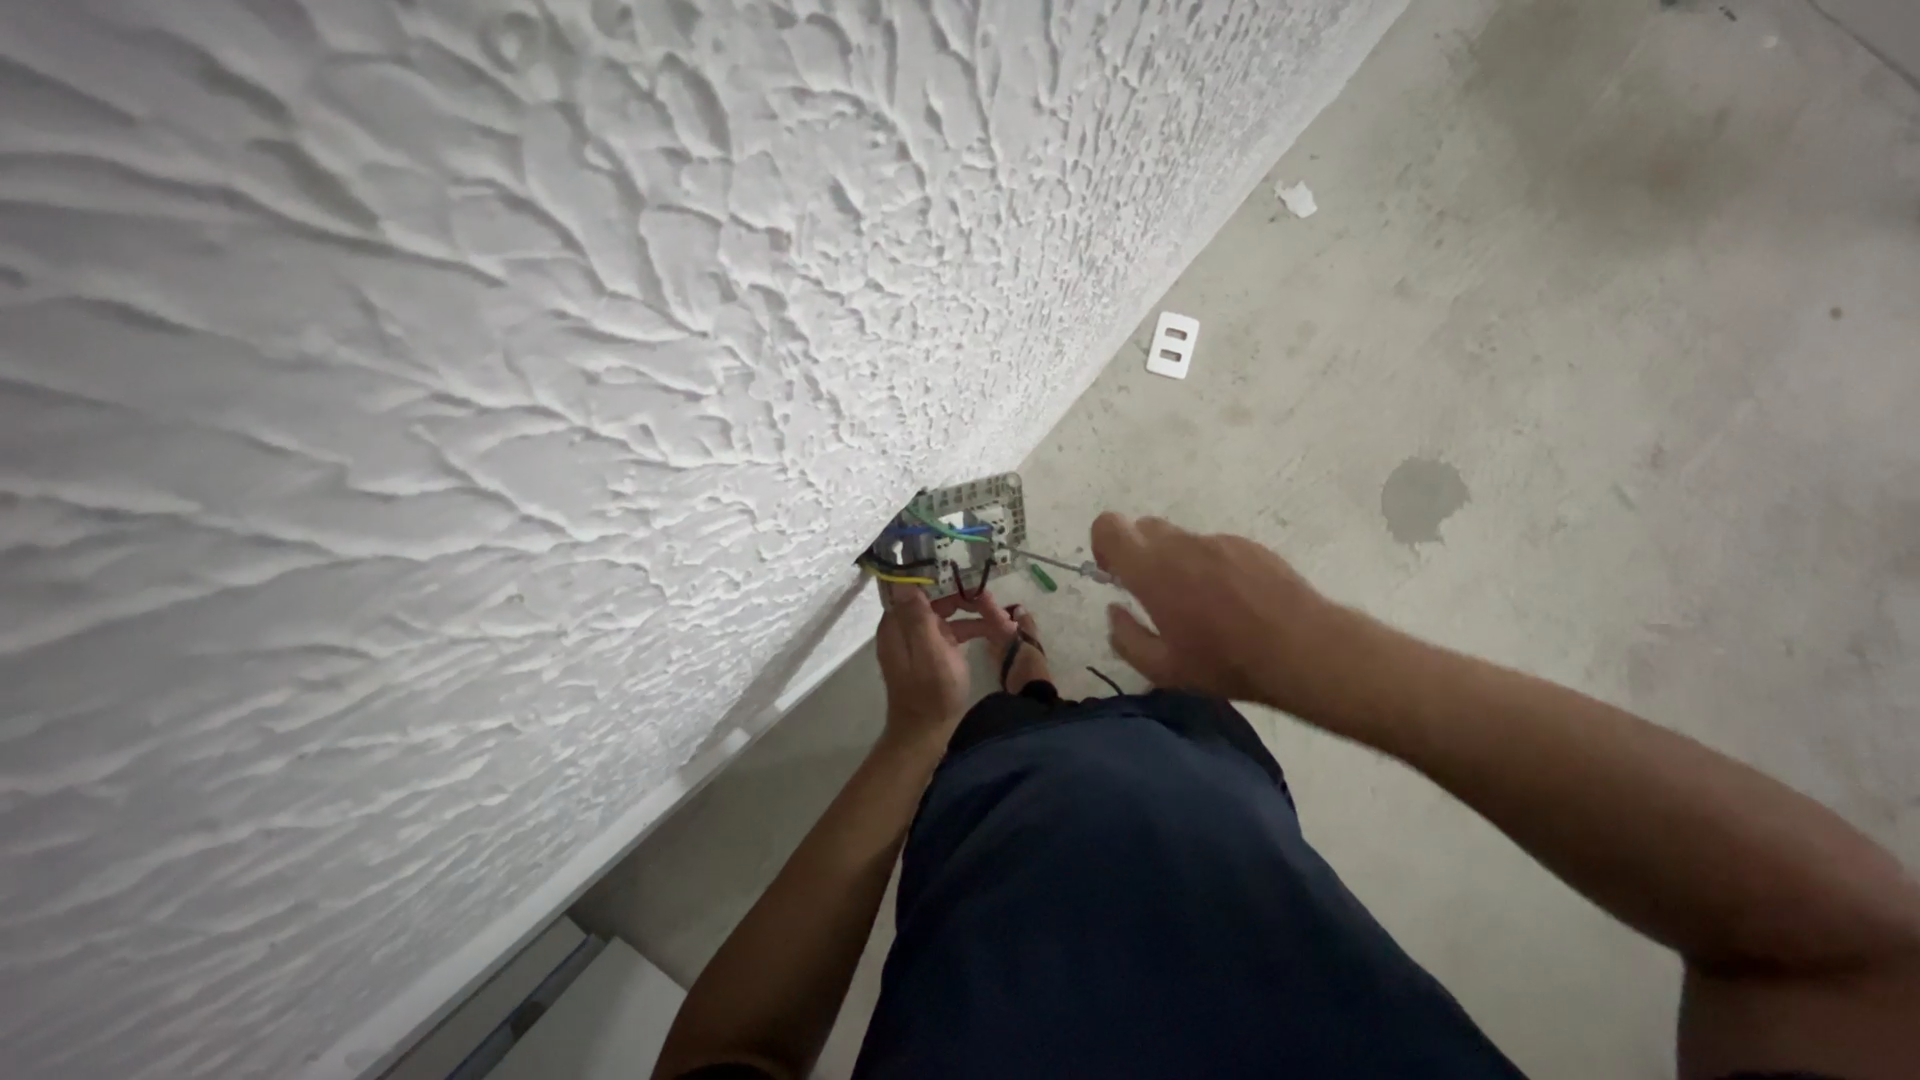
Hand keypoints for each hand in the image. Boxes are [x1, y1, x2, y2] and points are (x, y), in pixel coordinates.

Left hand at [874, 583, 1012, 746]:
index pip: (913, 585)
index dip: (936, 574)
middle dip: (961, 593)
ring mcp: (918, 639)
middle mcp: (903, 626)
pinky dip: (969, 627)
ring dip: (970, 610)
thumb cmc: (930, 693)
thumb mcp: (929, 651)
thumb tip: (903, 579)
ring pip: (945, 612)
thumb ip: (917, 616)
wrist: (926, 733)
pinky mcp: (931, 651)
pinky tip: (991, 629)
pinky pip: (950, 629)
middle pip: (933, 597)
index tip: (963, 569)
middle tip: (990, 596)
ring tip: (998, 613)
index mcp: (897, 623)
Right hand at [1091, 513, 1345, 710]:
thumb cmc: (1225, 662)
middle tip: (1156, 596)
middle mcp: (1183, 545)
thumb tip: (1115, 612)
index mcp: (1153, 570)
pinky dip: (1212, 568)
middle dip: (1141, 555)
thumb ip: (1126, 638)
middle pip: (1145, 528)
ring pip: (1182, 540)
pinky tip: (1234, 603)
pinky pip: (1216, 549)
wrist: (1303, 649)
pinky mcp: (1250, 546)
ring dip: (1178, 563)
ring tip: (1203, 605)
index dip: (1104, 545)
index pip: (1109, 526)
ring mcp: (1219, 541)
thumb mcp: (1163, 669)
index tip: (1116, 575)